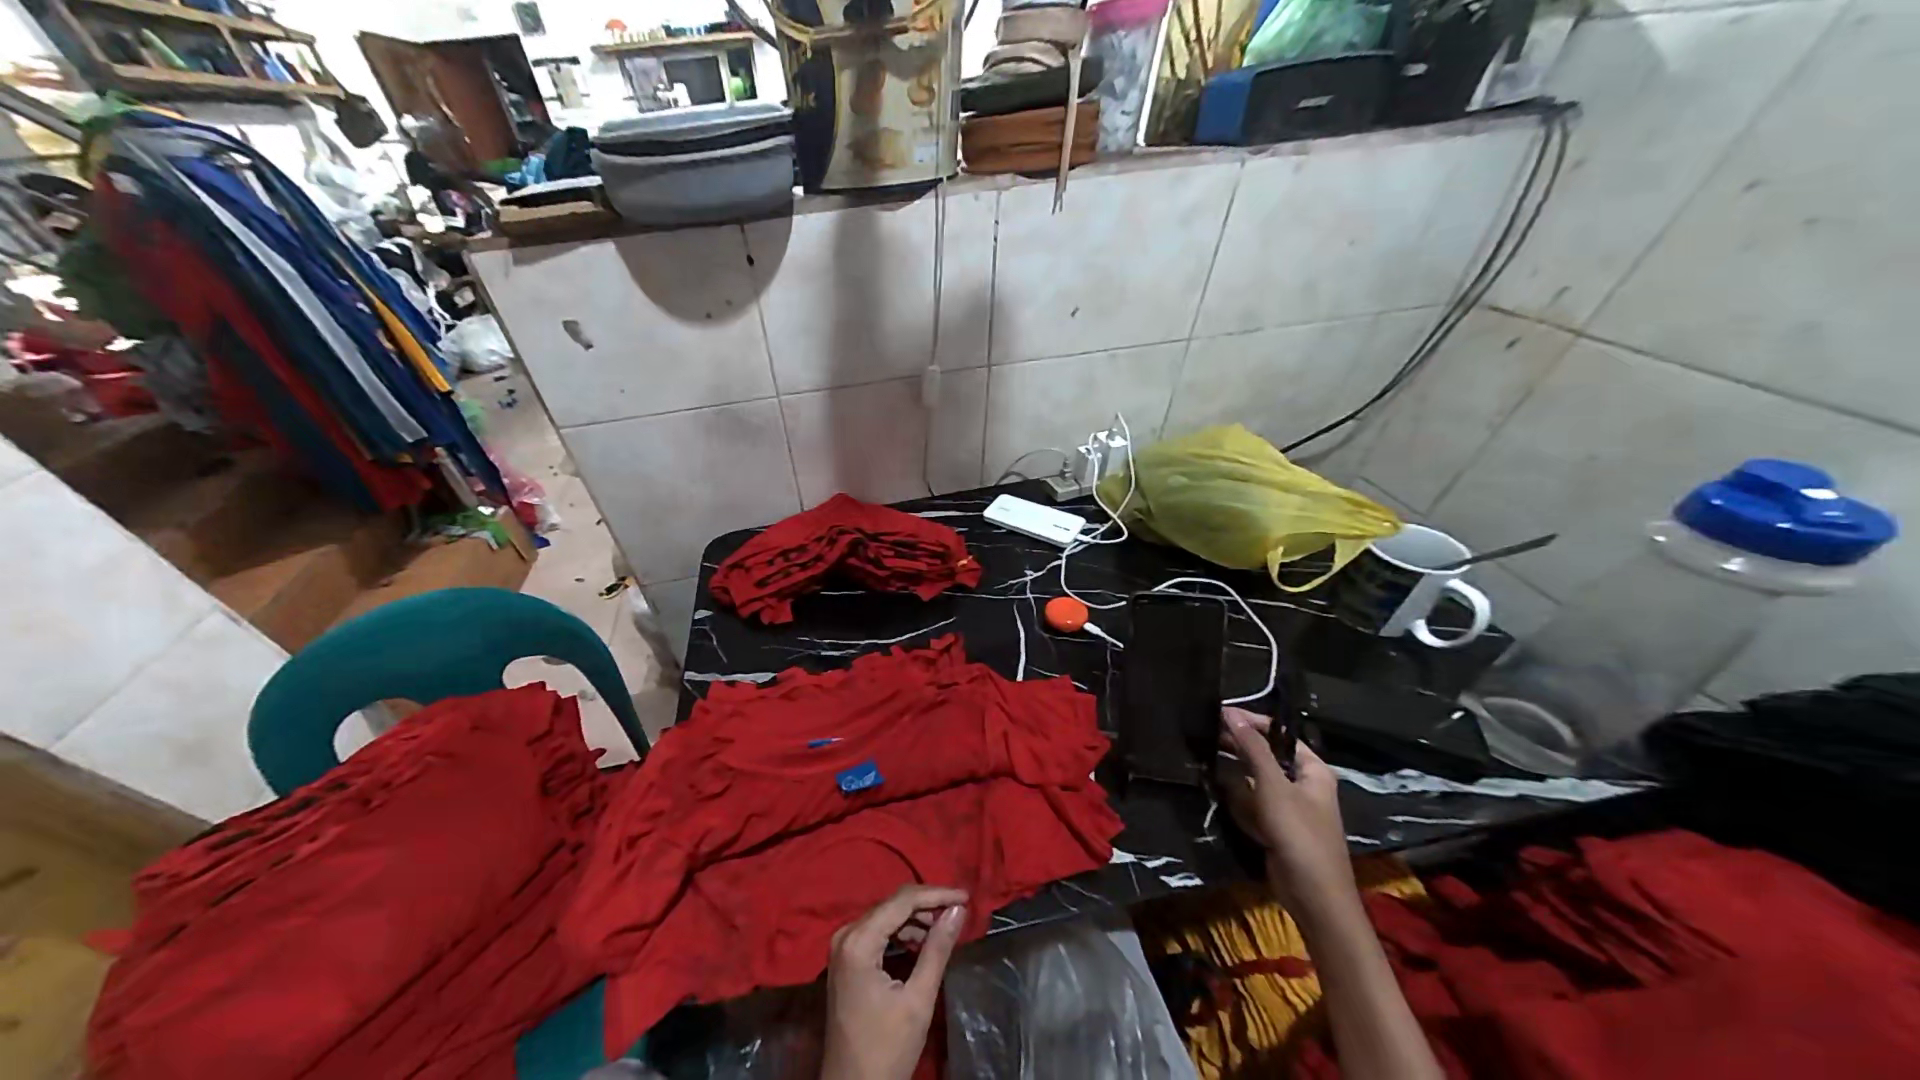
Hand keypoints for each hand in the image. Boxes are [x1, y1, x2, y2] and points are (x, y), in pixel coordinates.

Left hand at [821, 885, 968, 1079]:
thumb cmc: (886, 1048)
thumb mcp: (918, 998)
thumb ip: (937, 948)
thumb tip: (957, 910)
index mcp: (858, 941)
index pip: (902, 901)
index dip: (937, 895)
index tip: (966, 897)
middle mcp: (846, 934)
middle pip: (892, 905)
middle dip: (927, 905)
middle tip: (959, 911)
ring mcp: (843, 946)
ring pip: (886, 916)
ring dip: (916, 918)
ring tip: (945, 928)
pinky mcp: (846, 959)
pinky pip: (877, 931)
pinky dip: (902, 932)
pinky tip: (923, 941)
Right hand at [1219, 707, 1356, 915]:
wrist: (1314, 897)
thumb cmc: (1299, 835)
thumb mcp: (1273, 787)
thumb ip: (1252, 749)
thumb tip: (1231, 714)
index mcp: (1312, 769)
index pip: (1278, 734)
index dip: (1250, 722)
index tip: (1218, 714)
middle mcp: (1302, 783)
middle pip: (1265, 756)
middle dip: (1238, 749)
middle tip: (1205, 736)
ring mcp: (1287, 807)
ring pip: (1254, 780)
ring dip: (1234, 775)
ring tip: (1206, 763)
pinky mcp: (1274, 827)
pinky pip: (1251, 804)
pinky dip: (1237, 800)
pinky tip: (1218, 793)